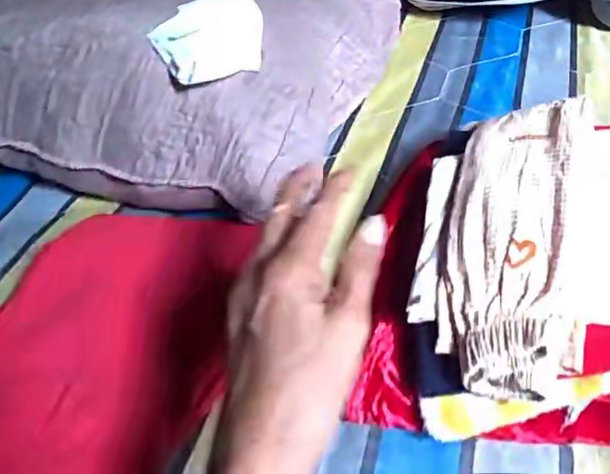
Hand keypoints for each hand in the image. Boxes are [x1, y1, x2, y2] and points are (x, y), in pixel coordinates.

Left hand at [212, 166, 386, 473]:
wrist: (258, 450)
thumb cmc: (313, 386)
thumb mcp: (349, 327)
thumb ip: (359, 269)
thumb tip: (372, 220)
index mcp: (290, 271)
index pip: (318, 215)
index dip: (338, 189)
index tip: (354, 167)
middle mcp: (260, 273)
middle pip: (279, 216)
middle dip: (297, 188)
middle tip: (314, 166)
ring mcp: (242, 294)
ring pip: (263, 235)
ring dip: (284, 209)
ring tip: (300, 194)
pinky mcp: (237, 315)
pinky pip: (256, 256)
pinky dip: (272, 234)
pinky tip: (279, 245)